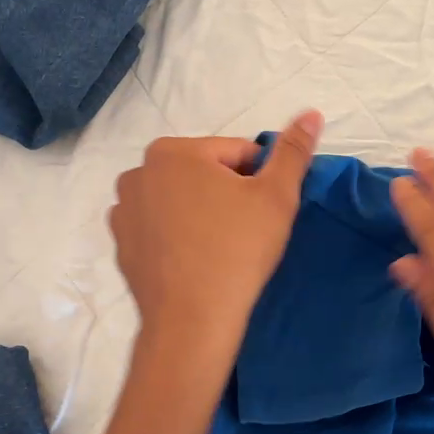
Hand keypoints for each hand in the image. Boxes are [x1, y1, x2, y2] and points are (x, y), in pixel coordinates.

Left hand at [110, 111, 321, 341]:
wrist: (192, 320)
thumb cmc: (238, 250)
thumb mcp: (277, 196)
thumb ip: (294, 151)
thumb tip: (312, 113)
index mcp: (173, 151)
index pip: (238, 154)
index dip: (260, 182)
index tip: (263, 214)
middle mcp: (138, 172)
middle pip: (205, 174)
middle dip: (228, 195)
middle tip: (246, 233)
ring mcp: (123, 210)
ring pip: (182, 201)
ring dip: (203, 214)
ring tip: (221, 249)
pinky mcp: (120, 245)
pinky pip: (161, 229)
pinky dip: (179, 237)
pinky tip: (197, 262)